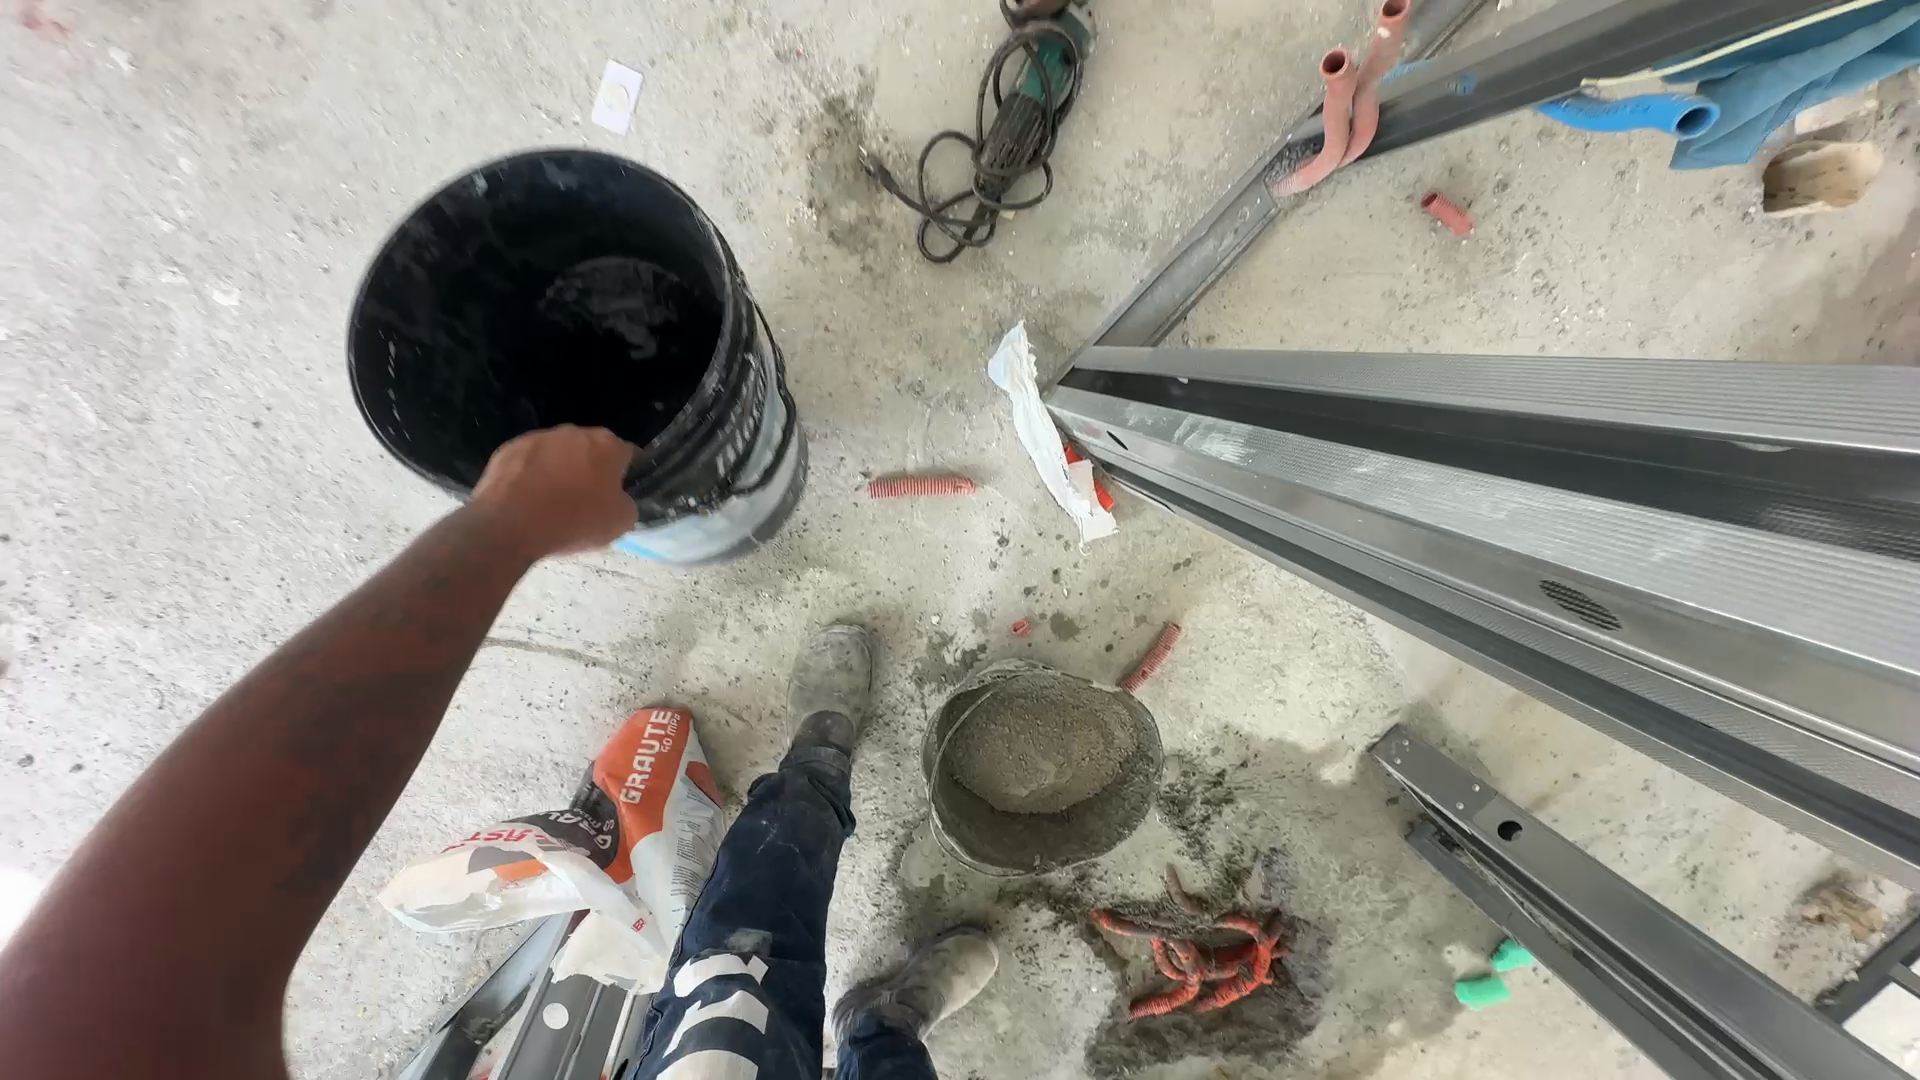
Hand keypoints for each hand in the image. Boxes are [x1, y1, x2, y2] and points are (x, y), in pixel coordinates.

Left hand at [468, 425, 638, 558]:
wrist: (510, 526)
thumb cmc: (575, 520)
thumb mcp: (621, 522)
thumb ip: (627, 502)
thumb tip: (617, 499)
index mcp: (608, 445)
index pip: (628, 455)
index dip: (626, 476)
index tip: (619, 494)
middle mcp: (574, 432)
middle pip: (591, 450)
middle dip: (592, 469)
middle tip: (587, 500)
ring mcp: (538, 438)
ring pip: (559, 454)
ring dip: (561, 471)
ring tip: (553, 502)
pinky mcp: (508, 449)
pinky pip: (530, 462)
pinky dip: (532, 476)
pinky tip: (529, 500)